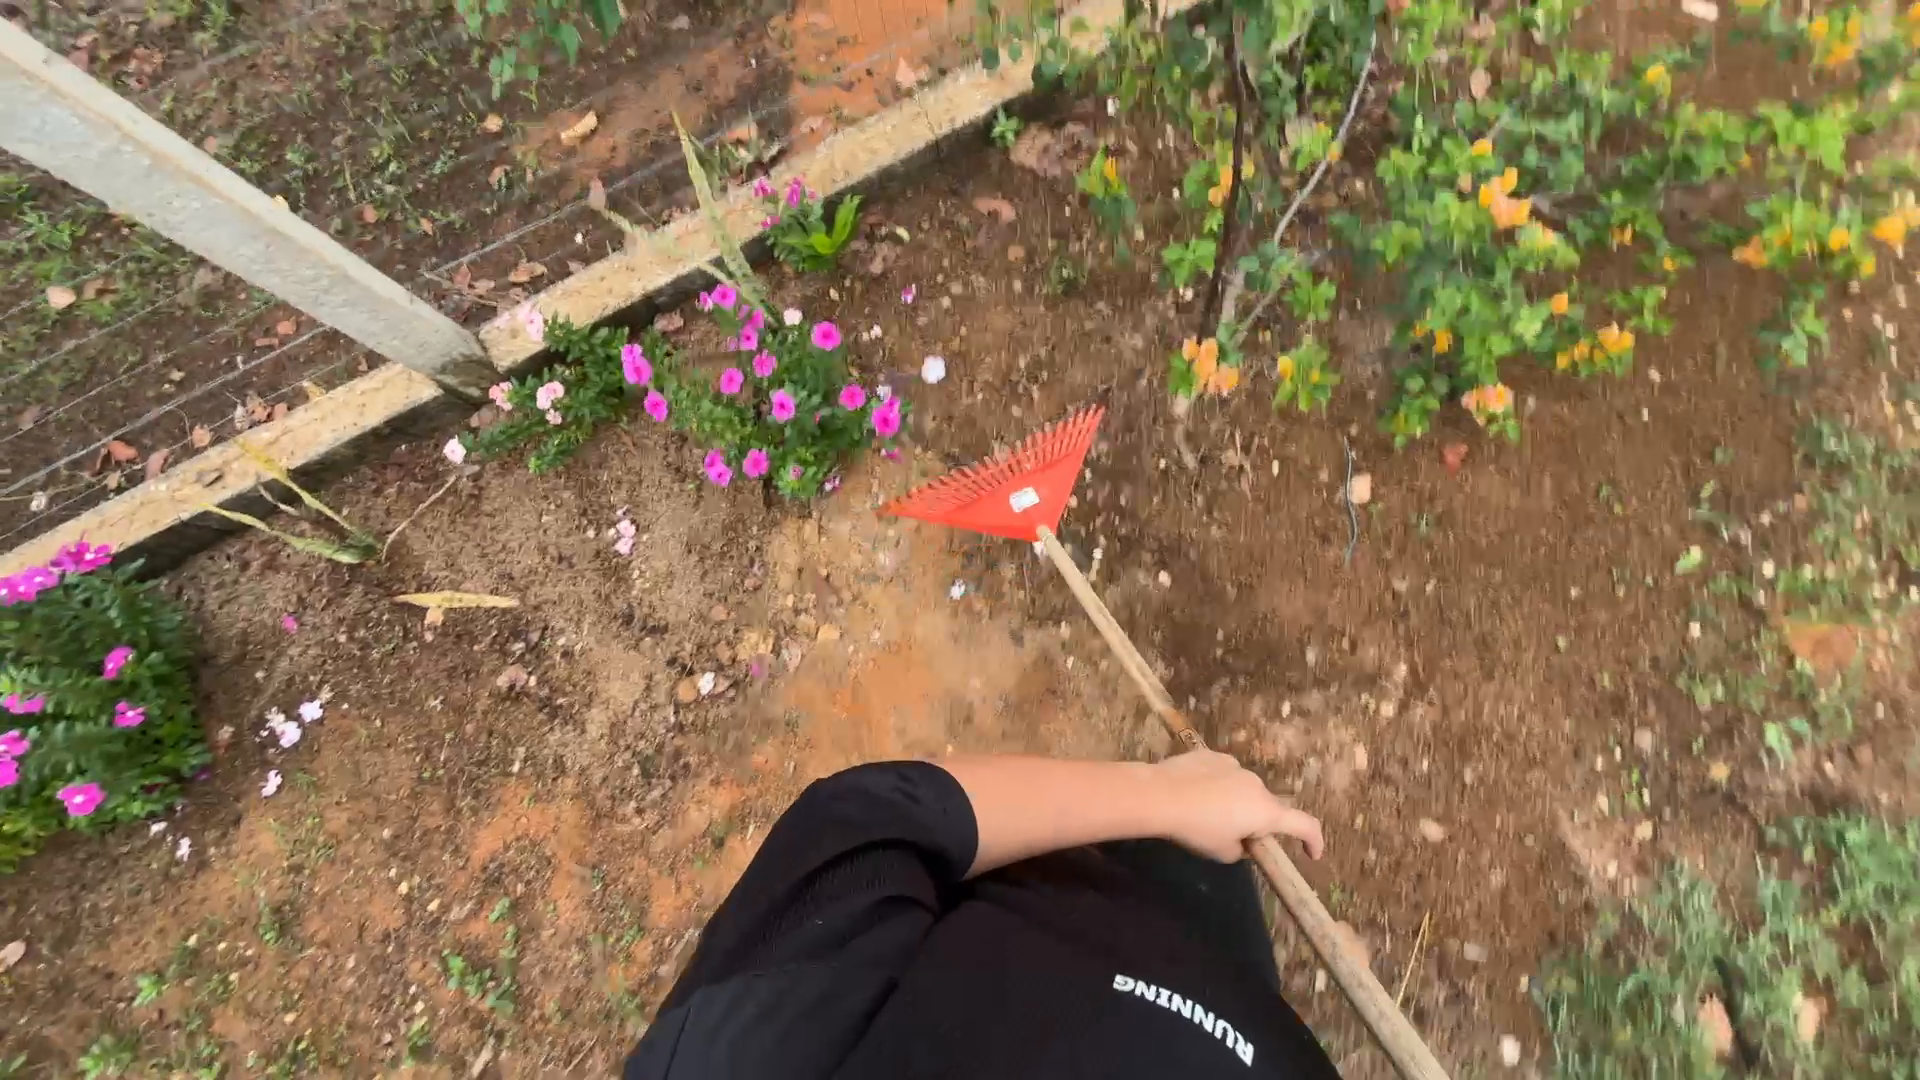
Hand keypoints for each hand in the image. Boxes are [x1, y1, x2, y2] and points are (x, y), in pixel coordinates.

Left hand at [1147, 750, 1324, 861]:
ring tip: (1207, 811)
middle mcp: (1257, 784)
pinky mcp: (1213, 754)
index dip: (1313, 841)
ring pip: (1244, 788)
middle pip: (1268, 806)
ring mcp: (1234, 765)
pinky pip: (1224, 773)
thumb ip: (1242, 848)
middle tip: (1236, 835)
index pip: (1304, 824)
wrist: (1160, 794)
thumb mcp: (1224, 852)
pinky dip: (1218, 784)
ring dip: (1237, 801)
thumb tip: (1242, 839)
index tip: (1311, 854)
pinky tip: (1196, 791)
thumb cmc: (1196, 828)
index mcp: (1266, 811)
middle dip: (1259, 822)